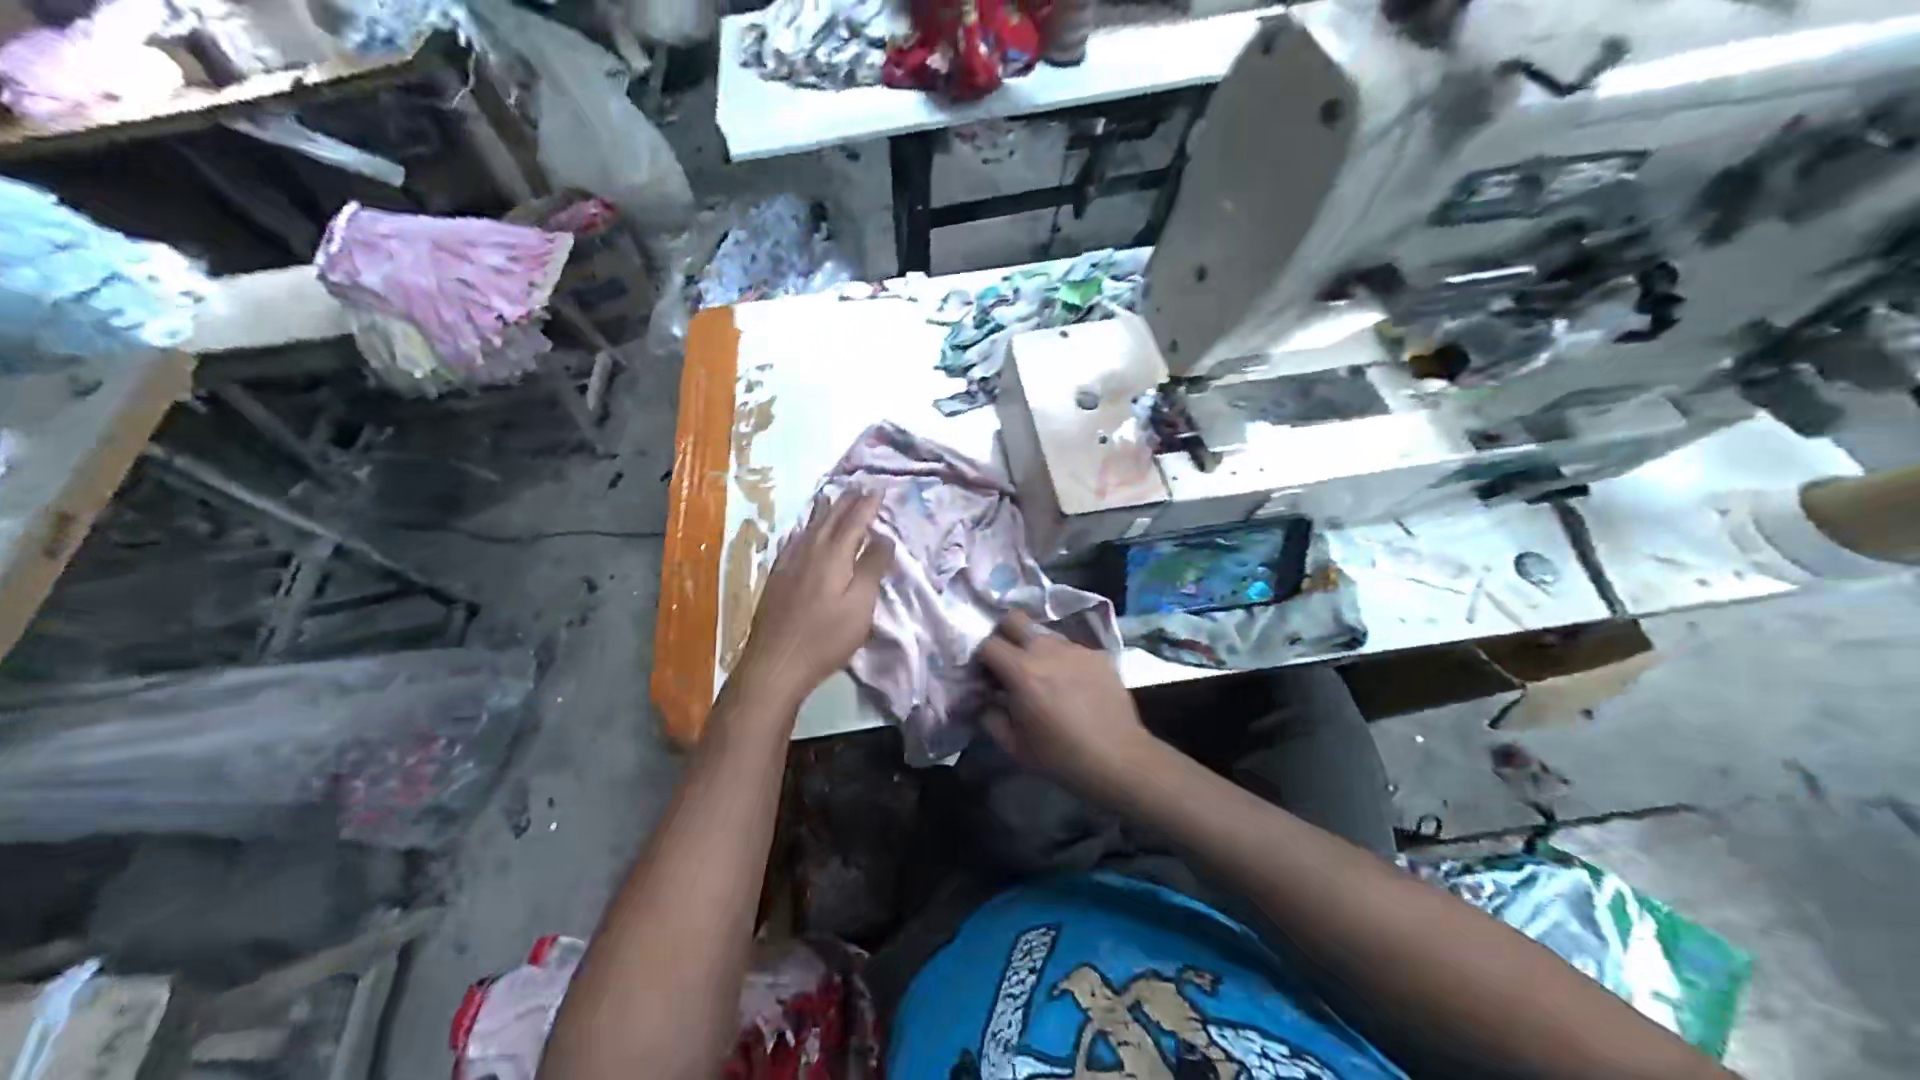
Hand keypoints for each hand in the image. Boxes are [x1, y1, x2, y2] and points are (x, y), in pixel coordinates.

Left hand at [734, 491, 892, 708]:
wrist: (775, 662)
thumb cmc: (825, 638)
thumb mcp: (860, 606)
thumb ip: (871, 568)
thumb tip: (883, 538)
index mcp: (833, 554)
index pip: (854, 521)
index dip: (867, 504)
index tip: (879, 489)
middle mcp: (809, 550)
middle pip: (830, 518)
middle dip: (847, 501)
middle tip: (860, 487)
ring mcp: (789, 562)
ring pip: (810, 526)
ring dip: (825, 510)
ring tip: (832, 497)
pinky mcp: (777, 576)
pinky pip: (794, 540)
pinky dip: (804, 528)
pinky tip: (802, 531)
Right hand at [978, 611, 1161, 797]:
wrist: (1118, 758)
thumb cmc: (1060, 756)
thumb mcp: (1013, 745)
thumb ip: (989, 717)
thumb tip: (984, 699)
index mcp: (1021, 670)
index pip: (988, 644)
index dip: (981, 658)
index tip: (985, 676)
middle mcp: (1047, 649)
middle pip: (1014, 618)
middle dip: (1004, 634)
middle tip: (1007, 662)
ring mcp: (1076, 648)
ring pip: (1045, 633)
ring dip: (1035, 648)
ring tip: (1044, 677)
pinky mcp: (1099, 654)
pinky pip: (1071, 648)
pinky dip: (1063, 660)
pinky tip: (1072, 686)